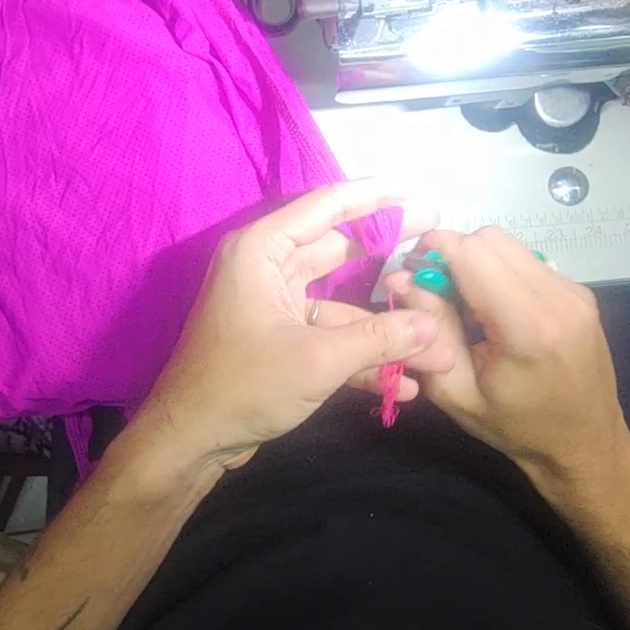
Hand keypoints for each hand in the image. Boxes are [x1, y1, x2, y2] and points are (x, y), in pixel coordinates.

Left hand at [130, 179, 451, 473]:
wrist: (191, 440)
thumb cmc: (244, 385)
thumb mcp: (318, 359)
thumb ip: (379, 338)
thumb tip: (432, 326)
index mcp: (262, 250)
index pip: (326, 206)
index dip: (374, 196)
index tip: (415, 190)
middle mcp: (267, 268)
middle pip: (339, 249)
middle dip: (389, 252)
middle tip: (437, 240)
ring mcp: (274, 306)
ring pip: (340, 302)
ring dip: (384, 325)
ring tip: (438, 338)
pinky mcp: (281, 341)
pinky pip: (329, 336)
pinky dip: (361, 356)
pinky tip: (404, 383)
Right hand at [387, 227, 629, 501]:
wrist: (585, 445)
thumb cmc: (515, 427)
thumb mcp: (455, 391)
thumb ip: (430, 328)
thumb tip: (400, 277)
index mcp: (527, 327)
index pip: (472, 253)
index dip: (433, 251)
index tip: (411, 274)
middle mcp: (558, 298)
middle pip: (488, 239)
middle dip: (452, 255)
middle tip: (434, 292)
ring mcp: (574, 291)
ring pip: (507, 245)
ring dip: (475, 263)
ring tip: (464, 305)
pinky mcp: (579, 292)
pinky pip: (525, 260)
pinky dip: (497, 272)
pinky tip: (492, 309)